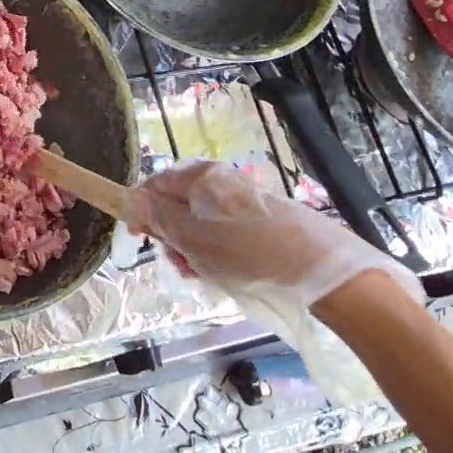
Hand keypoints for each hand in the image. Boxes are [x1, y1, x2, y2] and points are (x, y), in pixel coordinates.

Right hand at [127, 161, 416, 310]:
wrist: (321, 273)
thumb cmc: (246, 252)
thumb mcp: (191, 238)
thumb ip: (157, 218)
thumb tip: (131, 200)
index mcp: (200, 176)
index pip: (155, 183)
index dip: (142, 210)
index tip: (140, 239)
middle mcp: (221, 182)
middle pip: (178, 206)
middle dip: (173, 237)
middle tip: (181, 264)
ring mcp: (243, 202)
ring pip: (201, 225)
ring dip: (195, 251)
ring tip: (206, 275)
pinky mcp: (263, 222)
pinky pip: (226, 235)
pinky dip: (219, 255)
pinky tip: (228, 276)